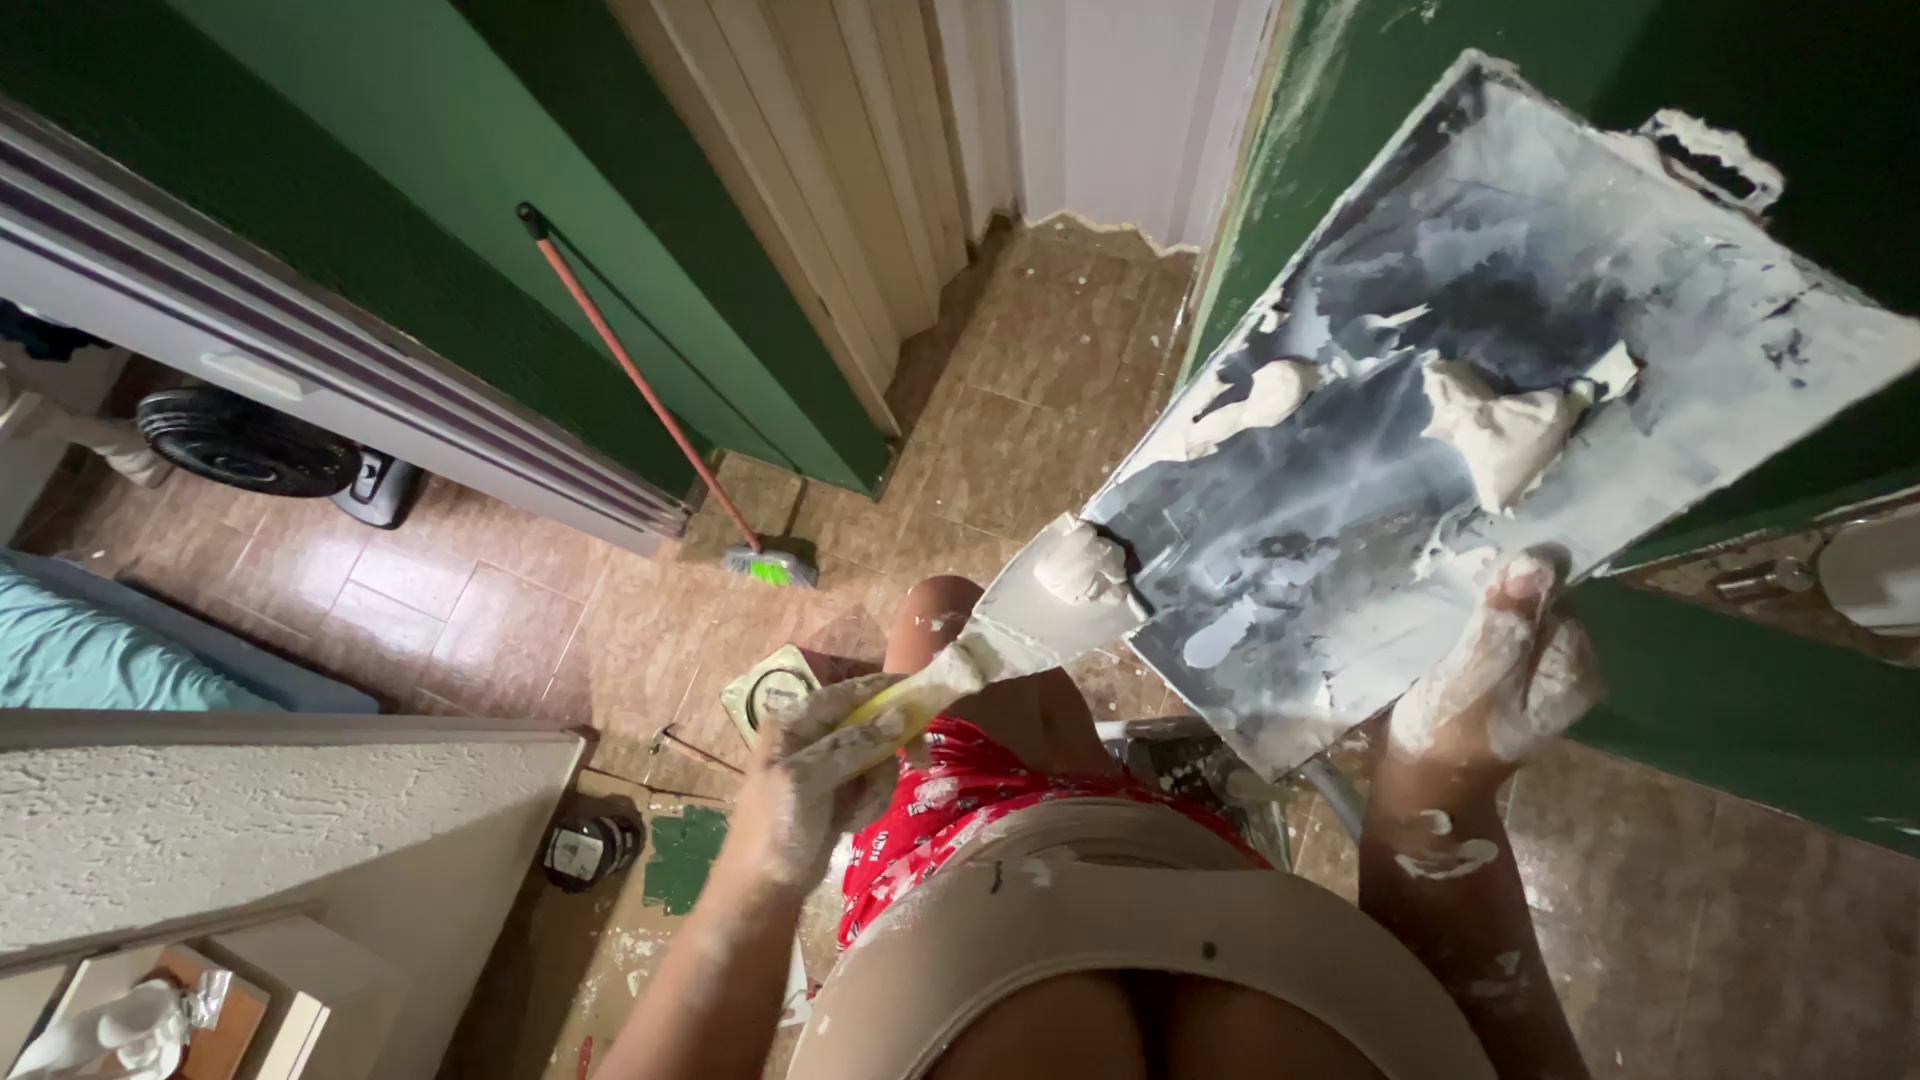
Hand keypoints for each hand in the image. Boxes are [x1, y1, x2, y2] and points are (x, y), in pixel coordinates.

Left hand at [719, 673, 911, 896]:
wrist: (765, 891)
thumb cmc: (775, 830)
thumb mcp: (808, 781)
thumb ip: (853, 745)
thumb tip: (900, 716)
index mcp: (796, 723)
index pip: (849, 692)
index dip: (886, 689)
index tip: (923, 692)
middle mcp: (814, 736)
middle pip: (873, 722)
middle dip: (891, 748)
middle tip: (920, 760)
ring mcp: (830, 765)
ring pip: (880, 756)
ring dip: (877, 786)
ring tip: (855, 814)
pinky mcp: (842, 791)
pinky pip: (876, 783)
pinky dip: (871, 803)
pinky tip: (851, 823)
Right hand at [1388, 550, 1602, 780]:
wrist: (1428, 783)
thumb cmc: (1447, 730)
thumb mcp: (1472, 673)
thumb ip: (1505, 622)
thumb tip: (1539, 560)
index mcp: (1574, 668)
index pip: (1556, 596)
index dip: (1514, 579)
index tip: (1469, 577)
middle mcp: (1573, 670)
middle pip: (1543, 608)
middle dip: (1502, 593)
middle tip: (1452, 596)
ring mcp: (1547, 679)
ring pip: (1524, 621)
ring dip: (1489, 609)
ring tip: (1449, 610)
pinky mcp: (1518, 683)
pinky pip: (1509, 638)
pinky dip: (1484, 627)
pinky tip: (1455, 631)